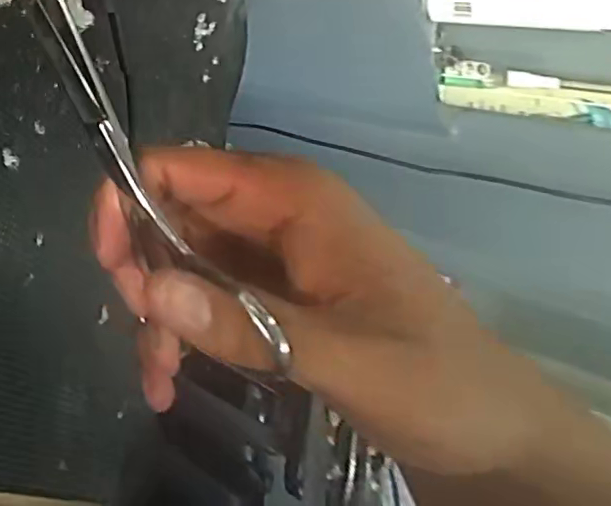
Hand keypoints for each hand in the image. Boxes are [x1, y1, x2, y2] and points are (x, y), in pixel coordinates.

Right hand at [92, 148, 587, 477]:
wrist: (502, 443)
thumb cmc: (440, 382)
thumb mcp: (346, 358)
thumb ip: (245, 325)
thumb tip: (149, 292)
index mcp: (285, 195)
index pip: (175, 167)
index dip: (127, 197)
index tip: (108, 259)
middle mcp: (262, 209)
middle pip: (163, 213)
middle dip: (141, 268)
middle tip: (142, 326)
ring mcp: (257, 250)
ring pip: (170, 258)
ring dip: (154, 312)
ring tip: (158, 374)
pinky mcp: (256, 288)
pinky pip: (192, 294)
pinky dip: (173, 332)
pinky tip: (168, 378)